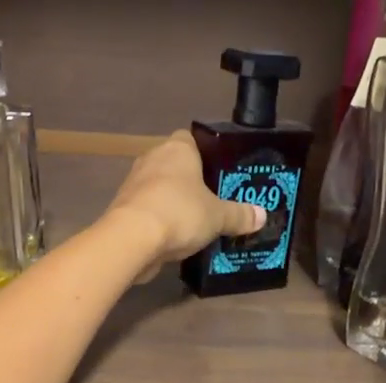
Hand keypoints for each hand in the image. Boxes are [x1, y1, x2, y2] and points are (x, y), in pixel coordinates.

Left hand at [104, 131, 266, 281]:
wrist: (132, 239)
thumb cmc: (180, 213)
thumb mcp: (218, 217)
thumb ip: (239, 215)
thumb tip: (262, 216)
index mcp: (178, 148)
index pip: (192, 140)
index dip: (206, 155)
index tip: (217, 176)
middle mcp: (153, 158)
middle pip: (176, 167)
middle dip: (191, 184)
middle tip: (211, 204)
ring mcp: (134, 183)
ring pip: (160, 190)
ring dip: (173, 204)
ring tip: (194, 225)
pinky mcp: (123, 209)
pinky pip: (148, 211)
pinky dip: (159, 223)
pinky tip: (172, 240)